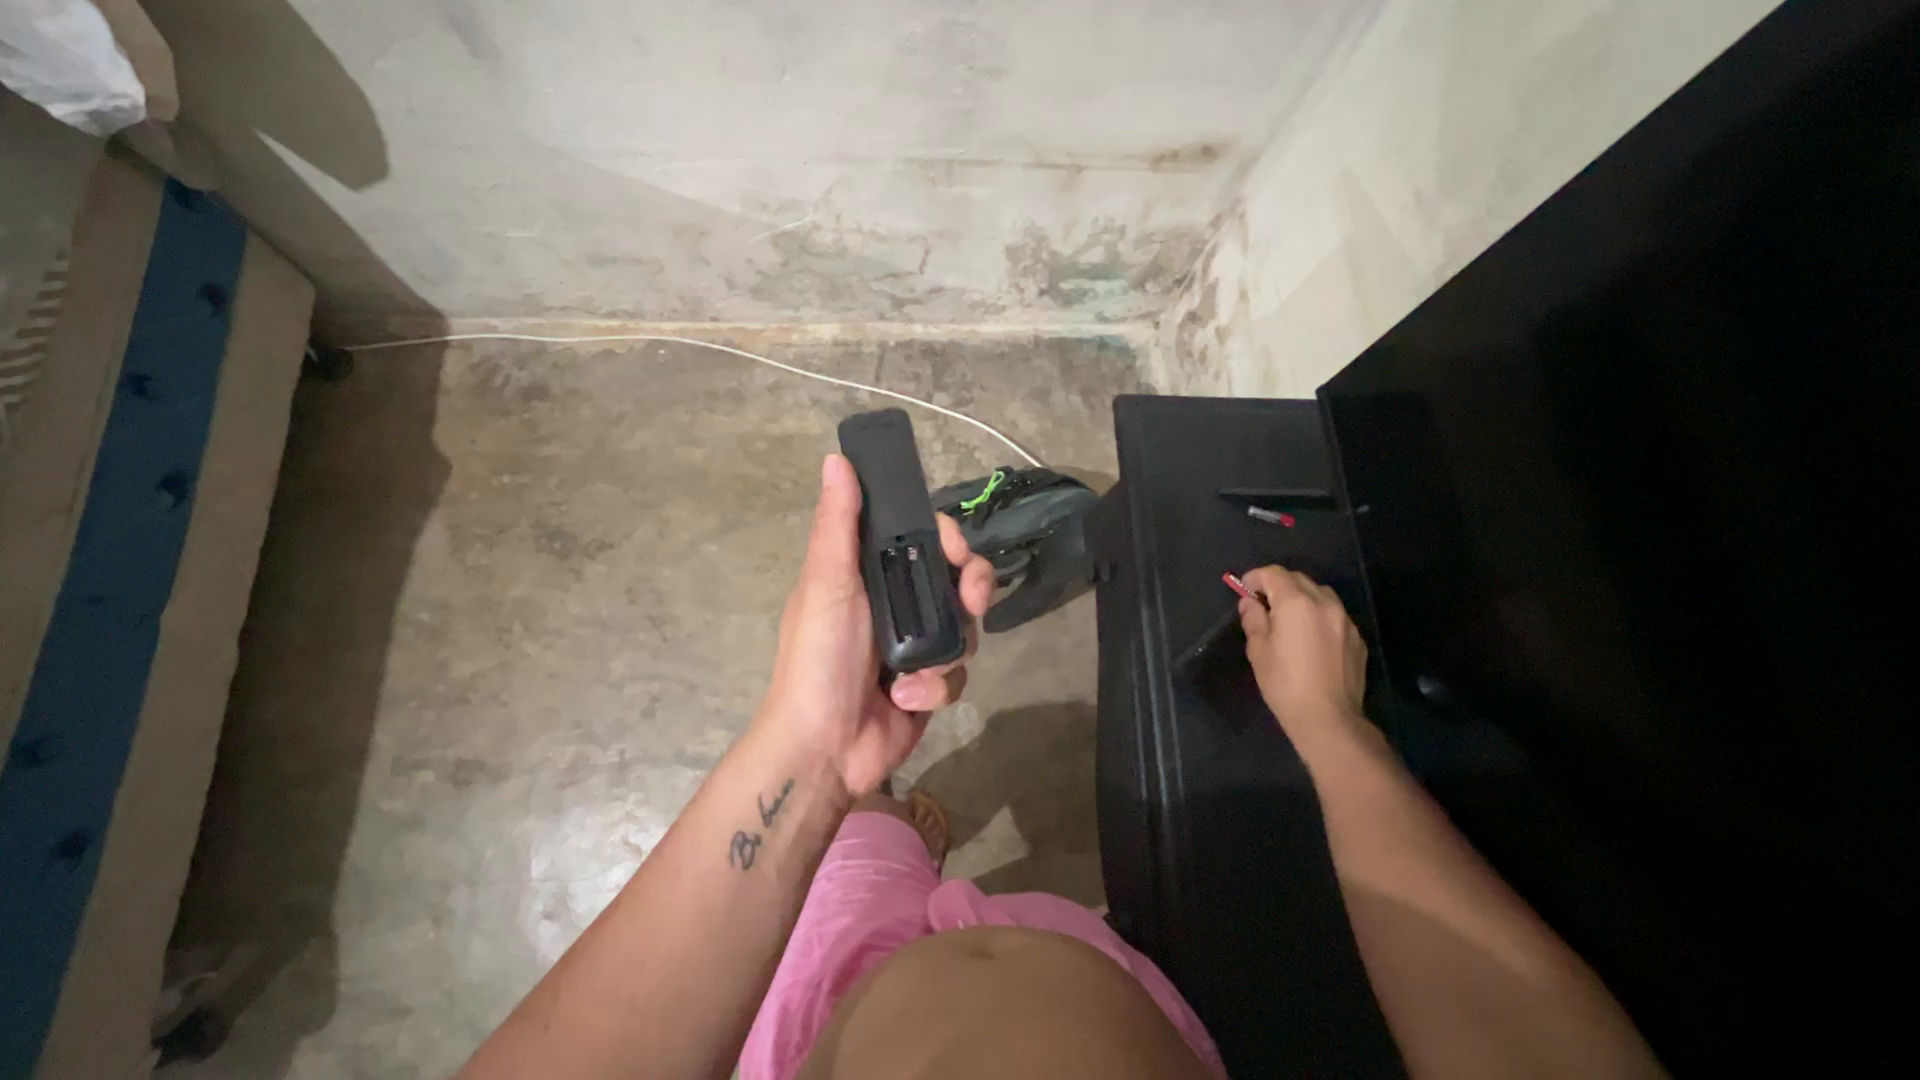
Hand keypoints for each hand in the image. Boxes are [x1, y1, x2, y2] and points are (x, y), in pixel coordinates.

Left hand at [757, 453, 994, 796]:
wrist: (823, 747)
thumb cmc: (818, 658)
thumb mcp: (826, 585)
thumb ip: (838, 525)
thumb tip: (837, 459)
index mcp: (868, 576)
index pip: (922, 539)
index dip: (946, 538)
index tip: (956, 549)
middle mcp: (895, 606)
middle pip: (956, 580)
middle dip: (972, 587)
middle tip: (973, 599)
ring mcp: (915, 648)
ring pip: (965, 628)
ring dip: (947, 649)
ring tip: (920, 670)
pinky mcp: (928, 688)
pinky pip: (956, 675)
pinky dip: (935, 688)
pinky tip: (906, 699)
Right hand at [1238, 566, 1368, 733]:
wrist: (1328, 718)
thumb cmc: (1285, 684)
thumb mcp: (1258, 651)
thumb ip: (1253, 619)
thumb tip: (1250, 602)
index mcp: (1296, 603)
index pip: (1274, 574)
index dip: (1255, 577)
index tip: (1245, 589)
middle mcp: (1324, 604)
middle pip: (1298, 579)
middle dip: (1278, 586)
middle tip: (1263, 605)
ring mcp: (1345, 620)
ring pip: (1321, 594)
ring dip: (1302, 598)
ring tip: (1290, 620)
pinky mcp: (1357, 638)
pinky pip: (1335, 616)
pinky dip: (1319, 617)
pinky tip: (1311, 639)